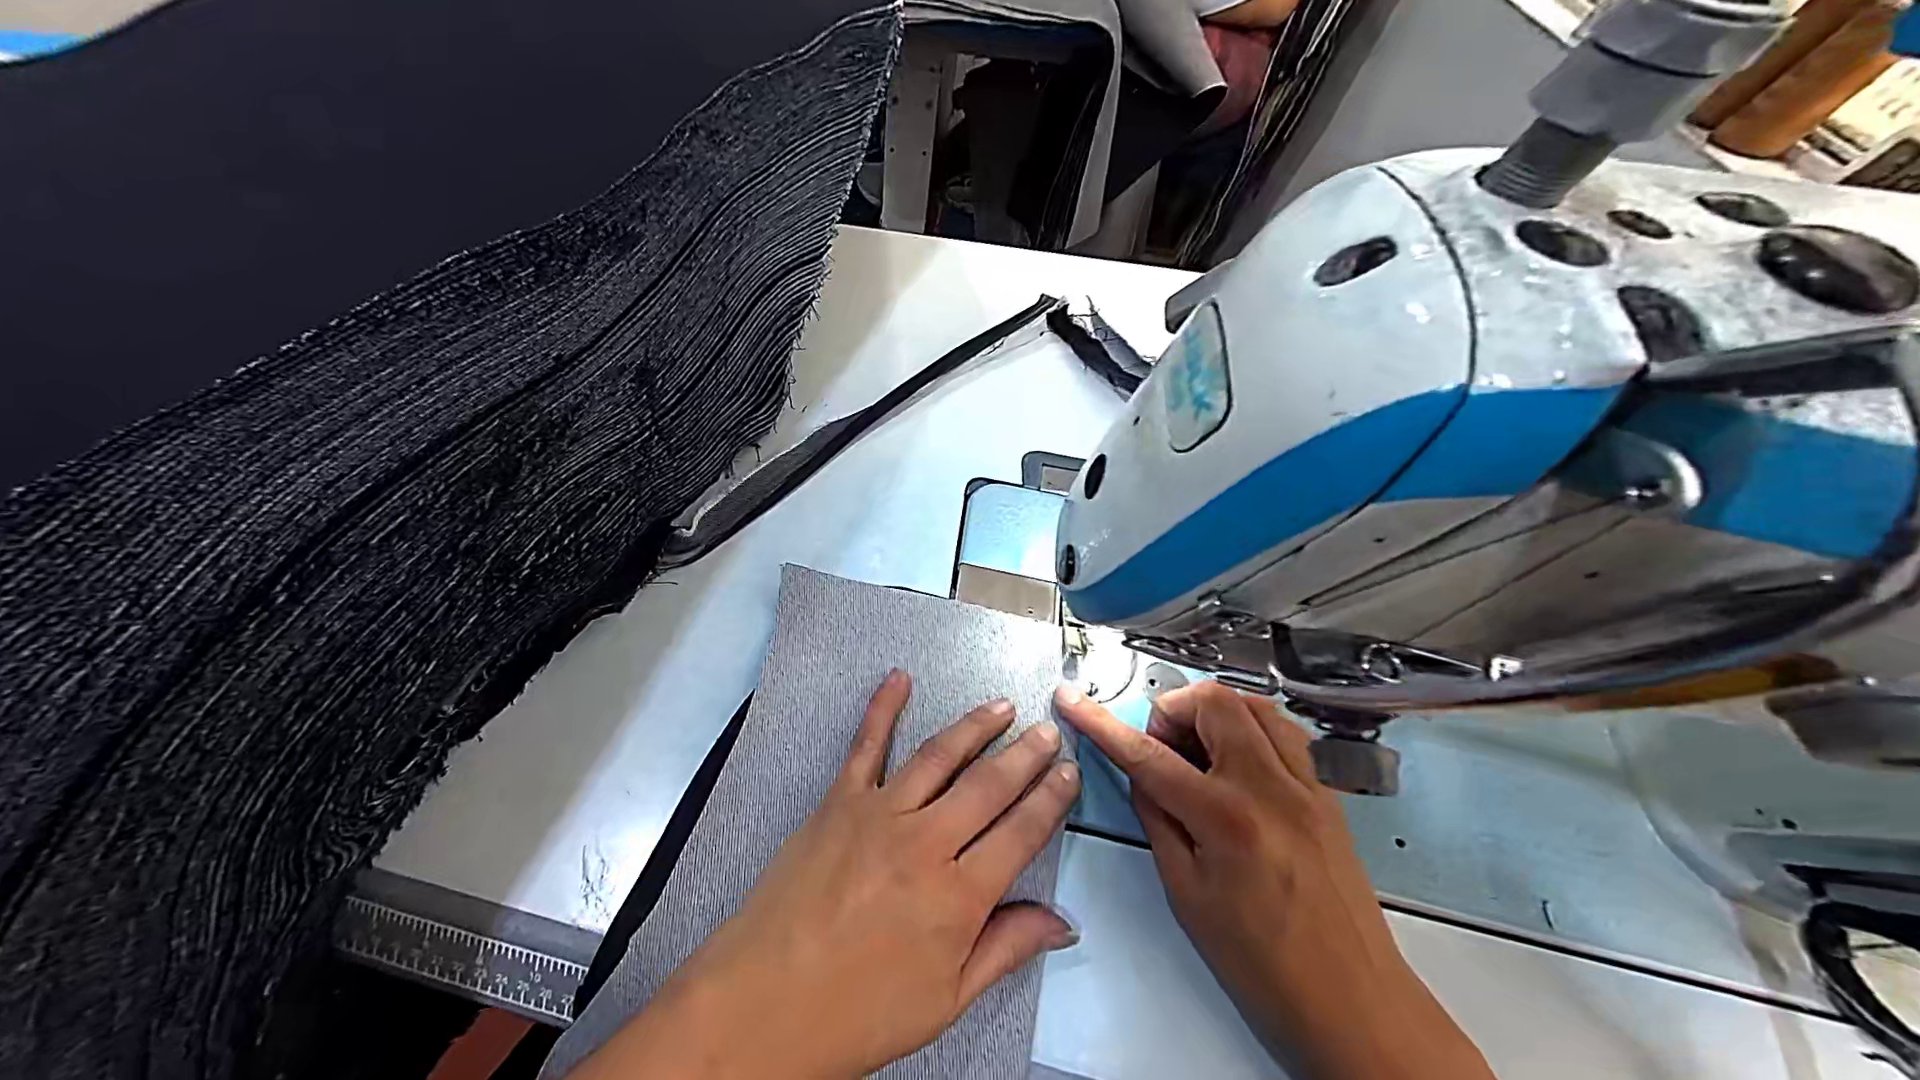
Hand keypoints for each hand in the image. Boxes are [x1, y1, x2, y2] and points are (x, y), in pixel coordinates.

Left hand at [573, 671, 1080, 1079]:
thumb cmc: (857, 1013)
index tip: (1068, 771)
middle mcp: (926, 843)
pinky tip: (898, 679)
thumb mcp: (946, 1000)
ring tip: (1002, 707)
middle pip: (990, 786)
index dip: (1051, 798)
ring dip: (976, 726)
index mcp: (958, 896)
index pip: (1021, 832)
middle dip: (1026, 754)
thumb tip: (1062, 922)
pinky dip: (883, 708)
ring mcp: (880, 814)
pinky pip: (866, 746)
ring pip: (940, 756)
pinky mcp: (839, 802)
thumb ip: (1006, 949)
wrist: (763, 1005)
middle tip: (1048, 730)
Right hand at [1054, 681, 1492, 1079]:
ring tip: (1199, 751)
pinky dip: (1251, 727)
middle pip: (1212, 702)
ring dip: (1214, 712)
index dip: (1101, 722)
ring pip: (1253, 703)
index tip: (1073, 700)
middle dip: (1173, 710)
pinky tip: (1238, 762)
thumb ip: (1158, 819)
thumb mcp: (1186, 893)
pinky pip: (1285, 731)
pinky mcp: (1328, 793)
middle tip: (1163, 748)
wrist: (1353, 1001)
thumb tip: (1141, 774)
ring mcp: (1308, 785)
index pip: (1148, 755)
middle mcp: (1272, 788)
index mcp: (1226, 820)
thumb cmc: (1263, 963)